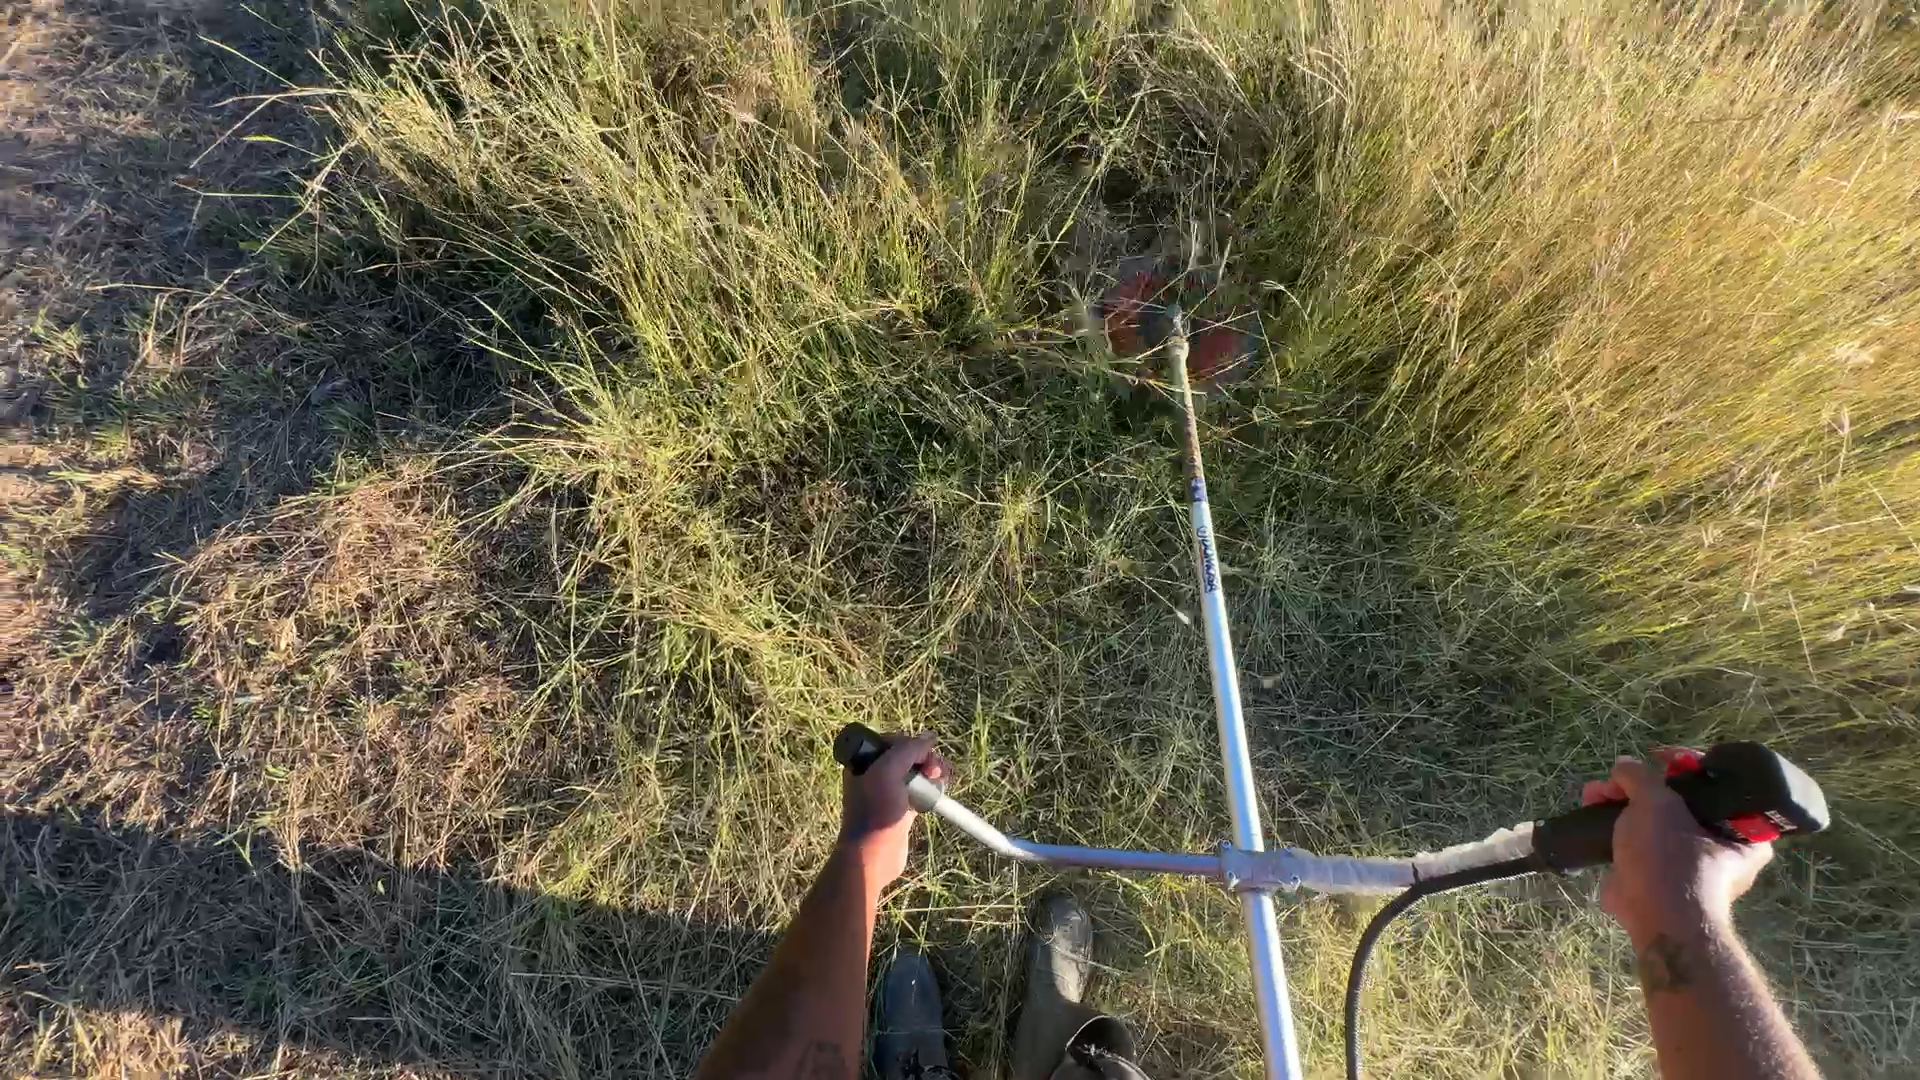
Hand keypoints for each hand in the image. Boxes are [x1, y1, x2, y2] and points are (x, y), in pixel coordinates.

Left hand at [837, 733, 948, 888]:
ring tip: (942, 780)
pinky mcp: (901, 808)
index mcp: (864, 762)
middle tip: (936, 771)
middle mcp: (874, 773)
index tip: (925, 757)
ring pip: (916, 772)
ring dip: (932, 772)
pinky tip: (939, 791)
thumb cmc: (876, 811)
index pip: (894, 741)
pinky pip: (919, 790)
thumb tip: (930, 738)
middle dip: (926, 759)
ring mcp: (888, 792)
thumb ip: (908, 749)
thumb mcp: (888, 771)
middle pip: (908, 755)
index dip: (913, 745)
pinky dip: (931, 788)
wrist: (874, 855)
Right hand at [1581, 748, 1773, 945]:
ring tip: (1592, 796)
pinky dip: (1613, 820)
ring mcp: (1683, 856)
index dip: (1687, 765)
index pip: (1719, 786)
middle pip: (1675, 797)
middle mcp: (1718, 843)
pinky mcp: (1654, 865)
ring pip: (1649, 813)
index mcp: (1743, 833)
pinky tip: (1593, 812)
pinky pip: (1634, 832)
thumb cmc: (1671, 859)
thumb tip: (1624, 766)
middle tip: (1613, 782)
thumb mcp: (1658, 806)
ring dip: (1617, 798)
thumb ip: (1641, 777)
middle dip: (1636, 784)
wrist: (1654, 913)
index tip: (1656, 757)